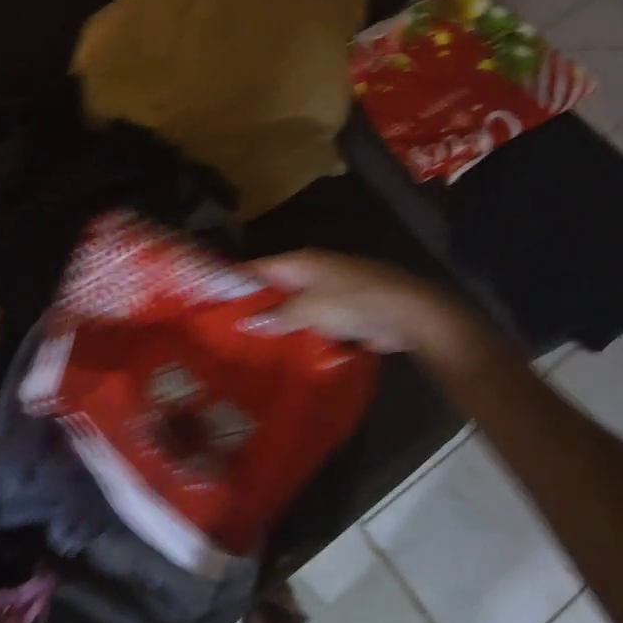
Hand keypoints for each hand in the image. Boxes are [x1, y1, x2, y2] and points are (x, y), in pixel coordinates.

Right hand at [247, 249, 488, 359]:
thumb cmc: (356, 302)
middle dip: (253, 310)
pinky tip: (284, 359)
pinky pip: (312, 327)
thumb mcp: (310, 308)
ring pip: (292, 311)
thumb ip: (276, 315)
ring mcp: (328, 294)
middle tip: (224, 335)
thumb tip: (242, 322)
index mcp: (300, 262)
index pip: (257, 269)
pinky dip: (300, 339)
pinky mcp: (343, 316)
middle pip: (273, 291)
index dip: (235, 285)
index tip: (210, 306)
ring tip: (248, 351)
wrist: (411, 316)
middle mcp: (311, 274)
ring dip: (277, 328)